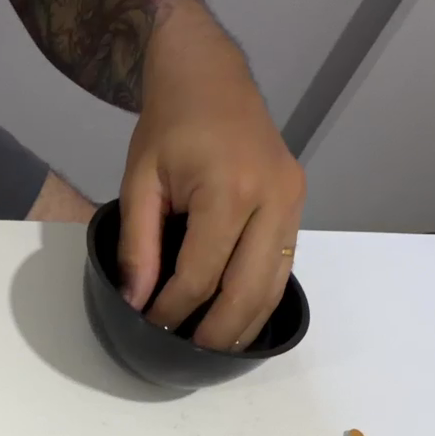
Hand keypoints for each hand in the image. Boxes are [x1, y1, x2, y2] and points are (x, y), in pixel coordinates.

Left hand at [118, 1, 305, 352]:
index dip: (173, 310)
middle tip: (187, 357)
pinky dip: (258, 300)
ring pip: (273, 286)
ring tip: (212, 350)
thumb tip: (136, 302)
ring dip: (244, 325)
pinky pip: (282, 268)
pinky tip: (235, 320)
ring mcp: (293, 202)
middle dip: (216, 333)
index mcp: (230, 189)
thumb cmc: (169, 127)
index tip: (150, 326)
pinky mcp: (297, 205)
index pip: (201, 276)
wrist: (210, 78)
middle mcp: (273, 198)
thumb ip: (137, 247)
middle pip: (248, 291)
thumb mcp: (139, 183)